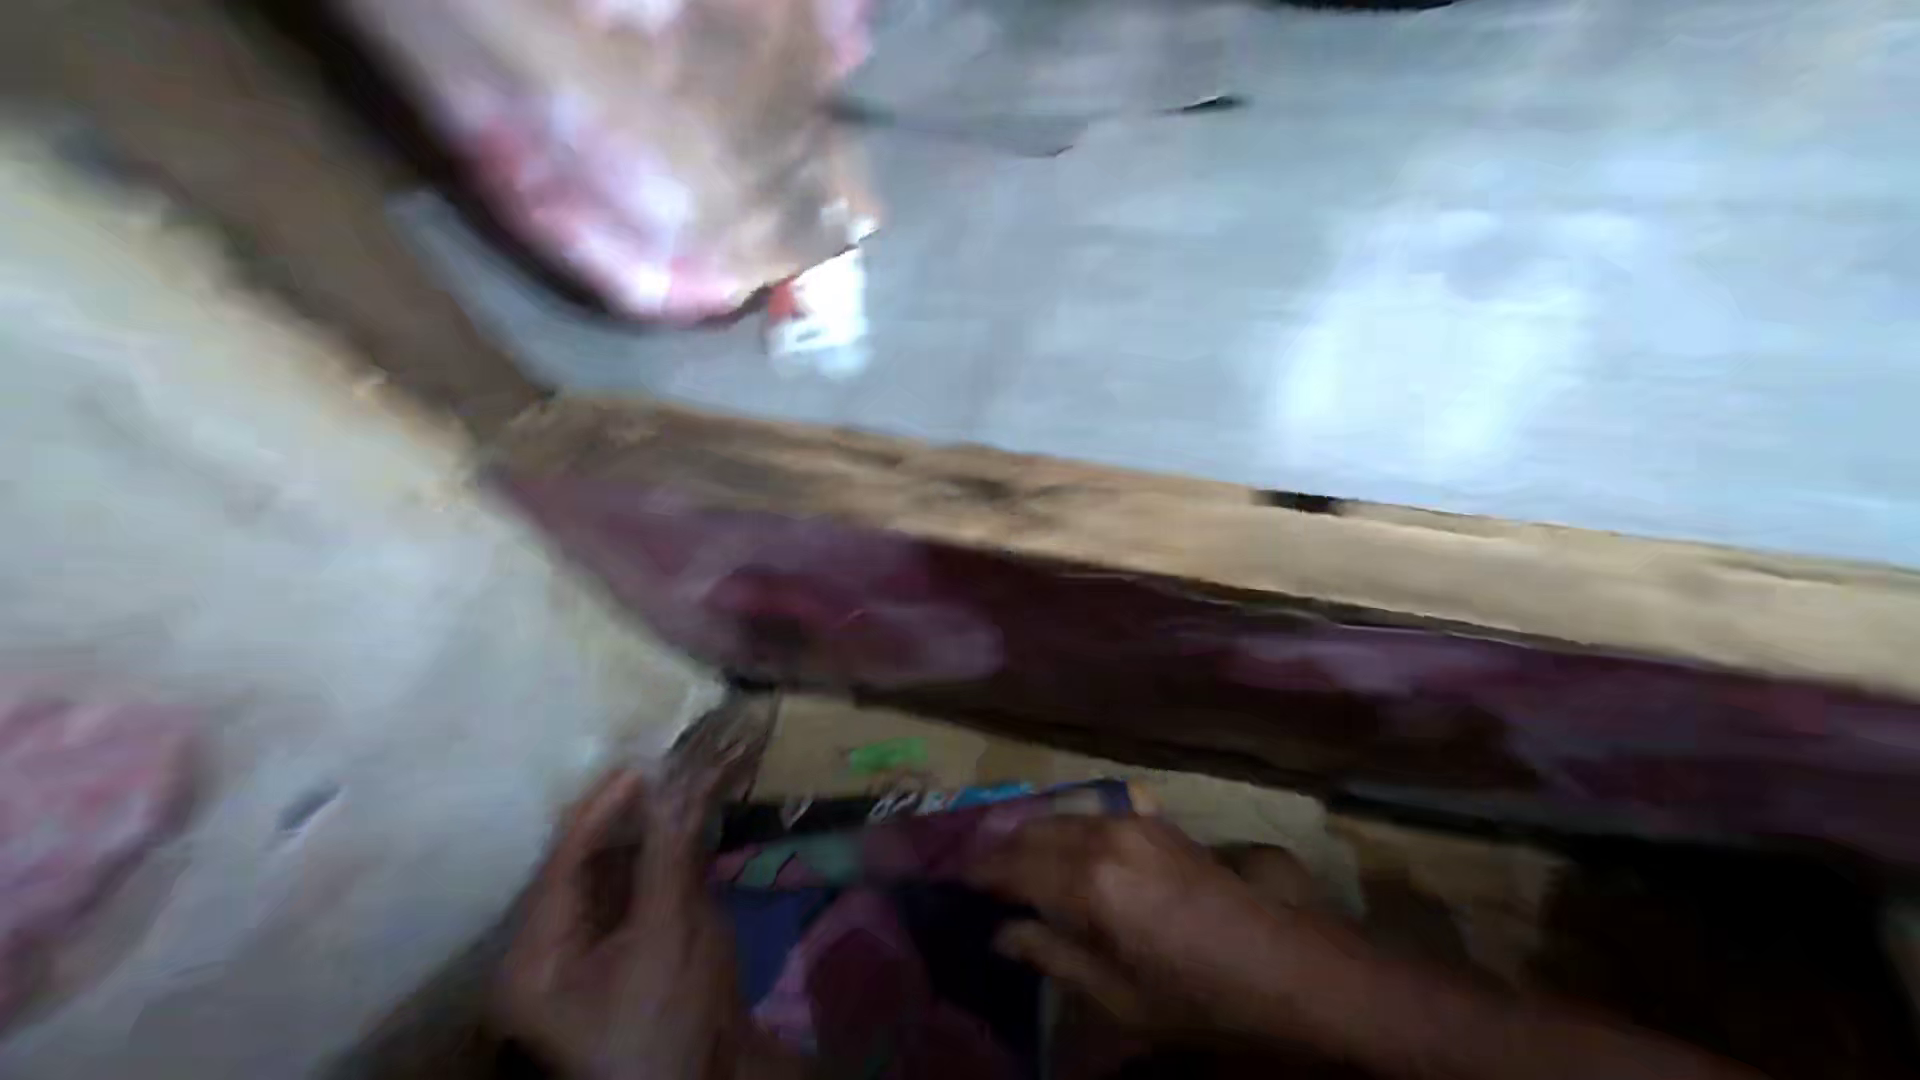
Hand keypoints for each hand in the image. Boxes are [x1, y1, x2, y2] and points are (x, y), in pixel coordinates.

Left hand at [495, 765, 798, 1079]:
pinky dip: (665, 847)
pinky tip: (689, 818)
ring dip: (651, 824)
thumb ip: (669, 852)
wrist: (711, 1079)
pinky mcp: (625, 940)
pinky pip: (639, 879)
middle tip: (669, 766)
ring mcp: (589, 944)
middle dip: (630, 812)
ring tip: (682, 782)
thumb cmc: (672, 1018)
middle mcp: (551, 945)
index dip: (605, 807)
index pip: (565, 861)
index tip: (645, 763)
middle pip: (587, 858)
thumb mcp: (668, 932)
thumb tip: (676, 780)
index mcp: (536, 955)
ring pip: (617, 864)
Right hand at [971, 816, 1763, 1079]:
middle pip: (1028, 833)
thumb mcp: (1119, 998)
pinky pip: (1087, 815)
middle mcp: (1101, 837)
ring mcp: (1129, 822)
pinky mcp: (1151, 820)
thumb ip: (1052, 956)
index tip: (946, 880)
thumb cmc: (1200, 1000)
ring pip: (1056, 818)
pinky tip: (1056, 851)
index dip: (976, 874)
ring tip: (1004, 860)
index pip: (1010, 868)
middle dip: (995, 850)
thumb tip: (1002, 935)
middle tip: (969, 871)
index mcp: (1088, 883)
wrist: (1287, 965)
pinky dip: (1061, 829)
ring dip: (1027, 836)